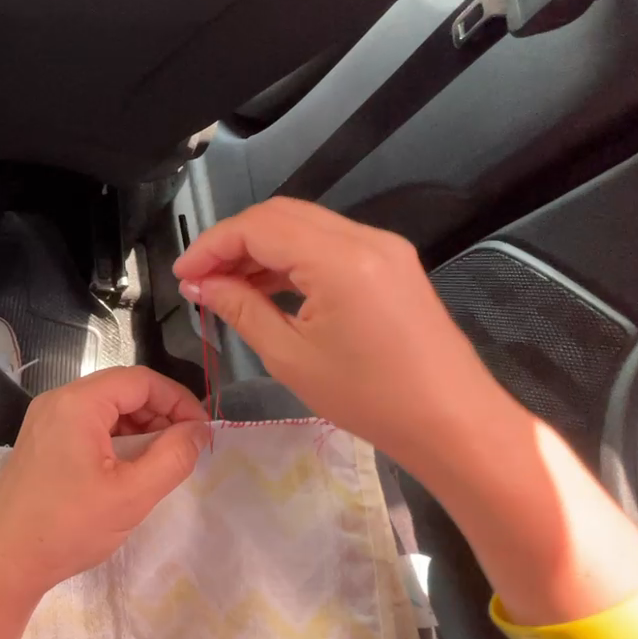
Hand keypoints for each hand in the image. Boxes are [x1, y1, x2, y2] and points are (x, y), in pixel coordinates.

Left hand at [0, 366, 211, 599]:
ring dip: (139, 425)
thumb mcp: (132, 495)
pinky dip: (115, 437)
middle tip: (185, 447)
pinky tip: (130, 466)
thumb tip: (199, 430)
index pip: (139, 380)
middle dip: (159, 412)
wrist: (7, 558)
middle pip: (120, 388)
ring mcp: (45, 419)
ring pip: (104, 406)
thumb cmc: (69, 526)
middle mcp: (57, 400)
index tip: (203, 431)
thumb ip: (173, 457)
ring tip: (162, 459)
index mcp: (77, 403)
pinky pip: (87, 423)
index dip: (177, 399)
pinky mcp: (41, 440)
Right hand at [173, 198, 520, 474]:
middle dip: (230, 240)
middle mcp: (364, 239)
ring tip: (224, 285)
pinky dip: (287, 257)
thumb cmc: (370, 398)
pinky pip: (324, 242)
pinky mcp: (388, 263)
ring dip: (257, 248)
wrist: (455, 424)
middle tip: (199, 277)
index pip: (256, 227)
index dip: (210, 245)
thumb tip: (200, 285)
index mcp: (340, 260)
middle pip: (277, 214)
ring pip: (300, 224)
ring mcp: (382, 247)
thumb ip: (240, 308)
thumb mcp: (289, 357)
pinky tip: (263, 286)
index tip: (182, 275)